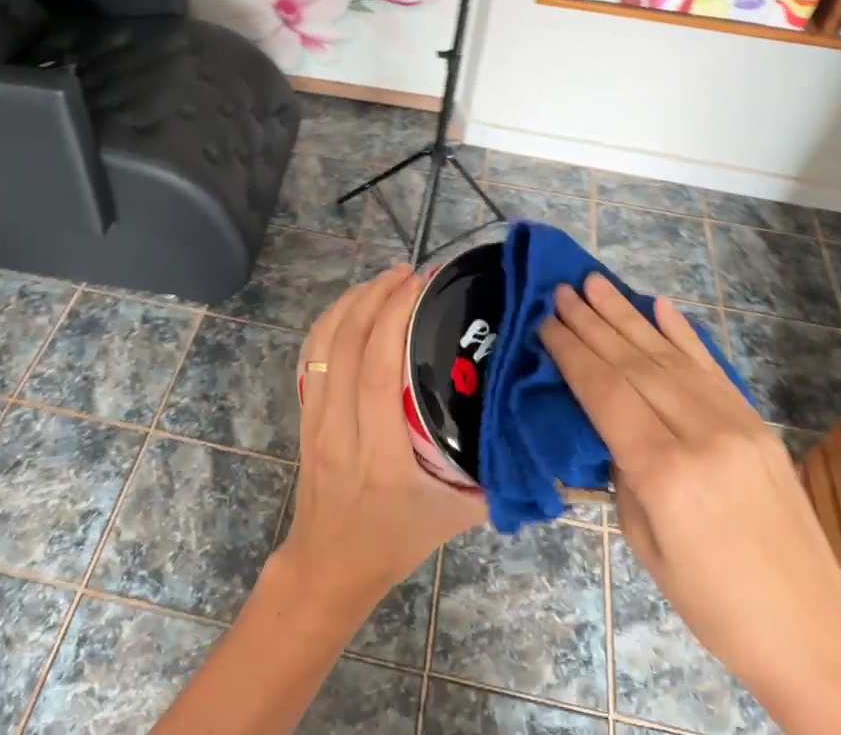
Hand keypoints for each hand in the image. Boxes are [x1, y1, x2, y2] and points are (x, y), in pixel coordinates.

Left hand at [274, 264, 486, 610]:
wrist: (329, 567)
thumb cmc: (395, 541)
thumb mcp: (455, 517)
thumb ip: (495, 477)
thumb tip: (537, 433)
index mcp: (379, 455)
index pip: (376, 369)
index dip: (393, 317)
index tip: (418, 284)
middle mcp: (339, 430)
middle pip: (344, 346)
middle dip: (373, 296)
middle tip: (406, 272)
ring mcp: (314, 422)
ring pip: (320, 346)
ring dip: (348, 304)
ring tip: (380, 281)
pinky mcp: (303, 417)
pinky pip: (309, 359)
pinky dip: (328, 325)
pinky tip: (352, 310)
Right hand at [539, 275, 840, 734]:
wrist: (811, 625)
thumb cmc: (712, 603)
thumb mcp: (646, 545)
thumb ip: (627, 475)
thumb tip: (613, 429)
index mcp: (665, 471)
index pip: (607, 393)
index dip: (572, 353)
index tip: (545, 322)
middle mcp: (702, 433)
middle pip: (635, 365)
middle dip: (593, 324)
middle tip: (562, 291)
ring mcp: (737, 424)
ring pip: (671, 357)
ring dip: (630, 317)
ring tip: (597, 284)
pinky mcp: (759, 425)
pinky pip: (713, 369)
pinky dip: (684, 335)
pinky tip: (661, 307)